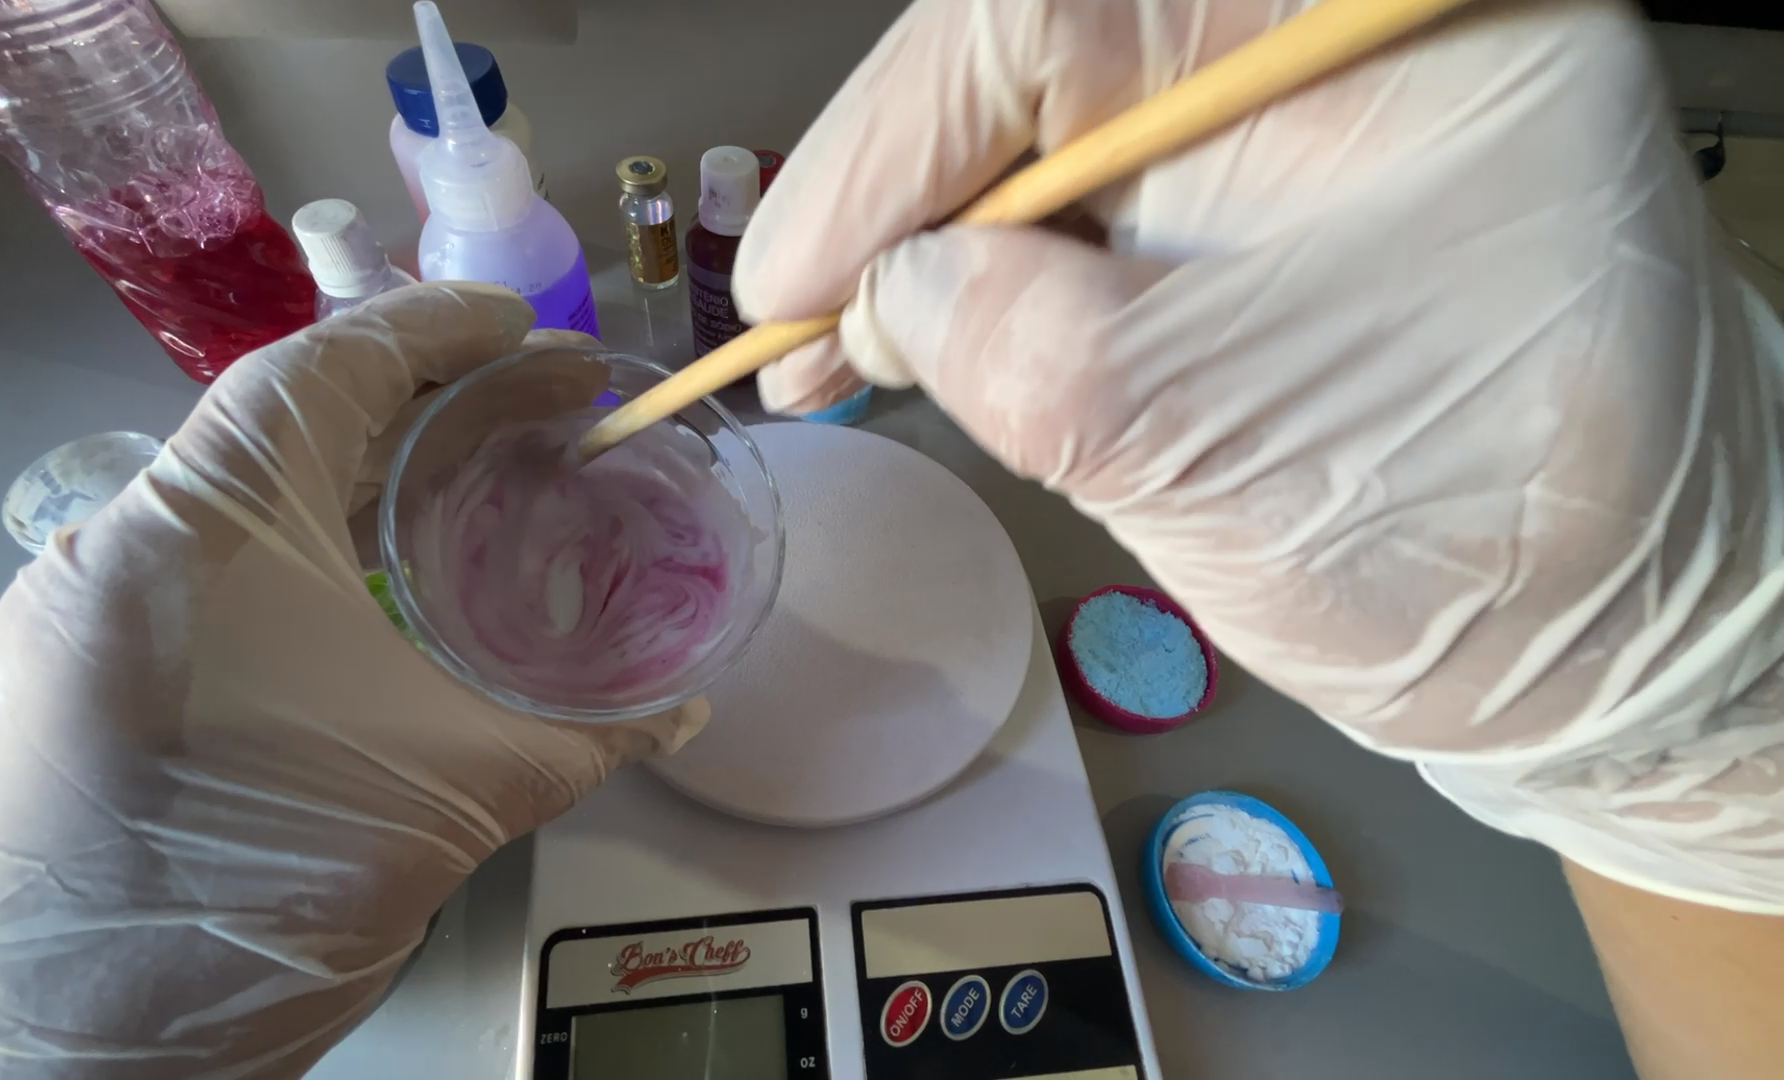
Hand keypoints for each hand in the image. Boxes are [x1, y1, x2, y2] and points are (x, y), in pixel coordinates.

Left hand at [0, 284, 705, 1077]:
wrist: (77, 1050)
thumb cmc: (259, 896)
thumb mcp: (450, 795)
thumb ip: (584, 739)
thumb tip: (685, 714)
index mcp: (211, 541)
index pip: (322, 372)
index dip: (431, 326)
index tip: (526, 324)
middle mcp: (162, 541)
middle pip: (321, 414)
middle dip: (448, 386)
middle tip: (556, 388)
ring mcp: (139, 589)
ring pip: (297, 474)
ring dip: (408, 447)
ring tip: (514, 443)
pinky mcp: (147, 640)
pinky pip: (274, 537)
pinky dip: (363, 512)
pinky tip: (434, 532)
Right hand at [737, 0, 1783, 912]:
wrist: (1561, 637)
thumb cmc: (1449, 537)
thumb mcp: (1216, 432)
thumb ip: (1024, 345)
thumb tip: (889, 294)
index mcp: (1357, 32)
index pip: (1058, 11)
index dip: (893, 134)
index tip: (792, 267)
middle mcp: (1287, 65)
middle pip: (1017, 83)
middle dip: (882, 209)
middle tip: (786, 322)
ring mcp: (1235, 161)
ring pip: (1009, 172)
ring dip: (899, 267)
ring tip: (811, 359)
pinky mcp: (1191, 253)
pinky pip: (1035, 251)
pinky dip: (947, 307)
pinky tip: (883, 357)